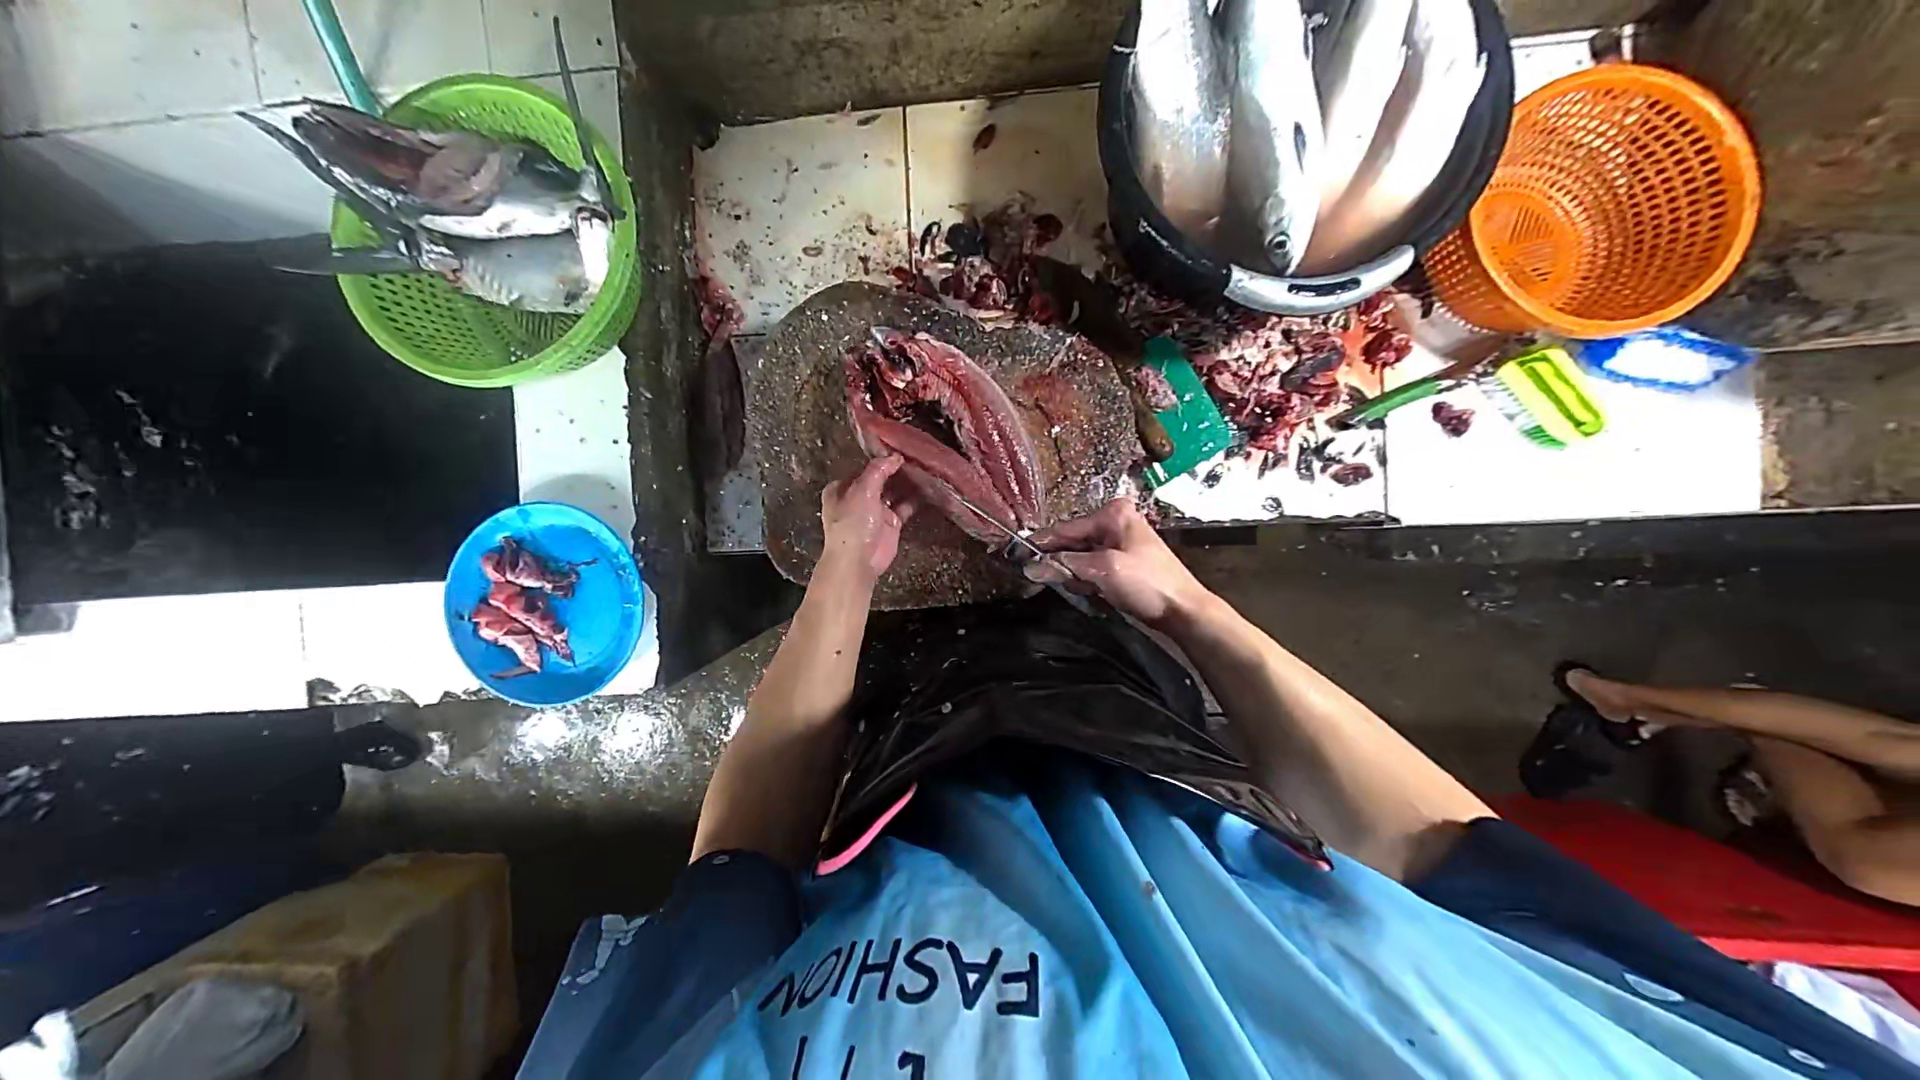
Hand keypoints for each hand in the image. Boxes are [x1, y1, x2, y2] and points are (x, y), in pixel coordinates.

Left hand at [820, 454, 916, 582]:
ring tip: (925, 469)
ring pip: (894, 491)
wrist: (857, 561)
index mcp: (843, 488)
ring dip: (907, 483)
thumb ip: (878, 470)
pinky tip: (927, 488)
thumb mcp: (862, 490)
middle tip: (917, 457)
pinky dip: (914, 498)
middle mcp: (858, 497)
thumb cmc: (852, 523)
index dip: (881, 460)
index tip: (900, 450)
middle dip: (896, 471)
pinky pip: (904, 506)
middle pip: (880, 479)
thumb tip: (894, 456)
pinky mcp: (890, 523)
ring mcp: (875, 511)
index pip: (864, 468)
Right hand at [1026, 498, 1211, 627]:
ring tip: (1088, 590)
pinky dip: (1086, 582)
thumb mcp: (1103, 570)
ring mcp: (1118, 545)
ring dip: (1076, 576)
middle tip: (1044, 578)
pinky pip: (1091, 570)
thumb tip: (1030, 566)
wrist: (1184, 612)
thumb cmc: (1149, 584)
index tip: (1015, 554)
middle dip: (1062, 564)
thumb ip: (1064, 565)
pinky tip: (1094, 594)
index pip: (1065, 528)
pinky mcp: (1120, 565)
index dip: (1040, 544)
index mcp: (1113, 514)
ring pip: (1079, 558)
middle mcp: (1115, 523)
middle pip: (1071, 542)